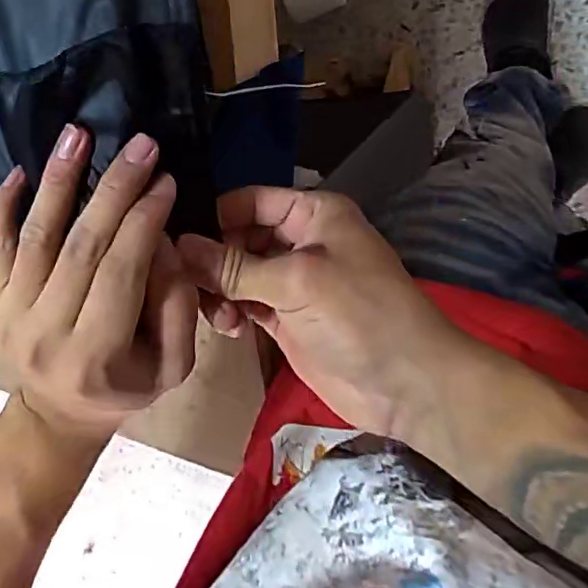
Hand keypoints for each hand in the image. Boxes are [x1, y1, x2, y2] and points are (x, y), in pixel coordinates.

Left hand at [0, 125, 200, 444]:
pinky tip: (23, 169)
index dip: (144, 219)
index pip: (121, 269)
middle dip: (114, 188)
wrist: (56, 414)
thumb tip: (162, 237)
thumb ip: (176, 303)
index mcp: (94, 356)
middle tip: (140, 144)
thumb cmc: (122, 387)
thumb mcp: (171, 365)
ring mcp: (7, 314)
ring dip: (58, 179)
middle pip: (80, 245)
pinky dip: (5, 203)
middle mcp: (44, 333)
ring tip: (77, 135)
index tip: (163, 178)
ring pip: (36, 235)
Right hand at [177, 187, 459, 437]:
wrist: (410, 387)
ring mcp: (291, 281)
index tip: (177, 241)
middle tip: (186, 284)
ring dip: (219, 290)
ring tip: (219, 315)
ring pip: (236, 272)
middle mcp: (299, 240)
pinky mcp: (284, 317)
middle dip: (213, 258)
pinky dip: (230, 311)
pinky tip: (229, 328)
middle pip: (237, 237)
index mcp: (312, 214)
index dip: (215, 217)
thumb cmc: (361, 316)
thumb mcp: (297, 282)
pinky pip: (243, 302)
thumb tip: (178, 245)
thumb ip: (234, 266)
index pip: (249, 201)